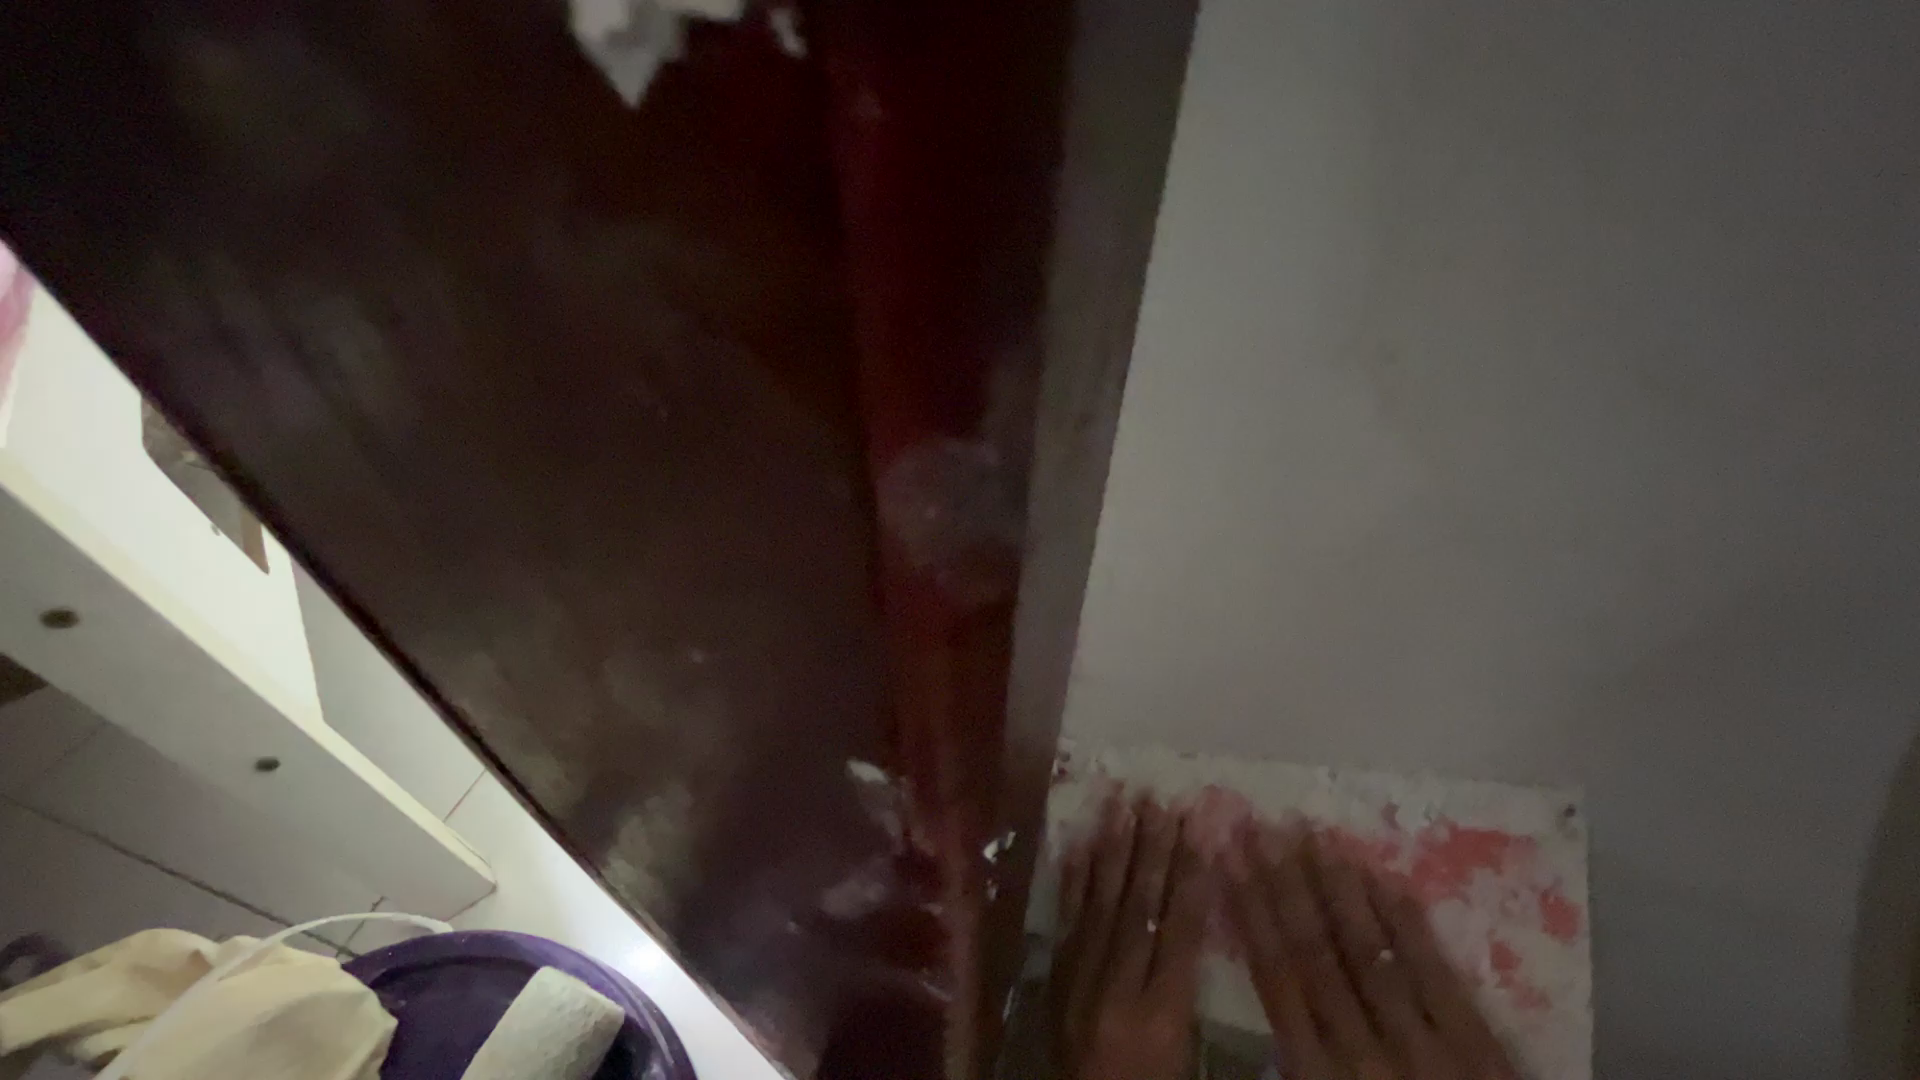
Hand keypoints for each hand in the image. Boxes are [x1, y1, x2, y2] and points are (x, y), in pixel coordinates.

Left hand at [1048, 794, 1211, 1079]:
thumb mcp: (1185, 1046)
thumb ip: (1187, 981)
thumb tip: (1191, 909)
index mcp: (1161, 1013)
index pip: (1180, 931)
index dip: (1191, 877)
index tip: (1200, 831)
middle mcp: (1117, 986)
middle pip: (1139, 905)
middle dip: (1152, 849)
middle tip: (1160, 801)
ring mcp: (1080, 975)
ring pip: (1102, 900)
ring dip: (1115, 848)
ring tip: (1125, 803)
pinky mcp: (1056, 973)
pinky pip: (1067, 915)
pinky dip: (1075, 876)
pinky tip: (1082, 840)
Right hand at [1224, 828, 1519, 1079]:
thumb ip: (1291, 1062)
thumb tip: (1265, 982)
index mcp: (1319, 1076)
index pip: (1276, 977)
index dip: (1251, 912)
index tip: (1231, 859)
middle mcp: (1363, 1051)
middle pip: (1316, 952)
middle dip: (1284, 883)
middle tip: (1263, 825)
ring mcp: (1425, 1045)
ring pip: (1370, 952)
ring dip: (1338, 888)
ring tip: (1313, 833)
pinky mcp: (1479, 1047)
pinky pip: (1436, 975)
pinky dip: (1407, 924)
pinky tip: (1383, 877)